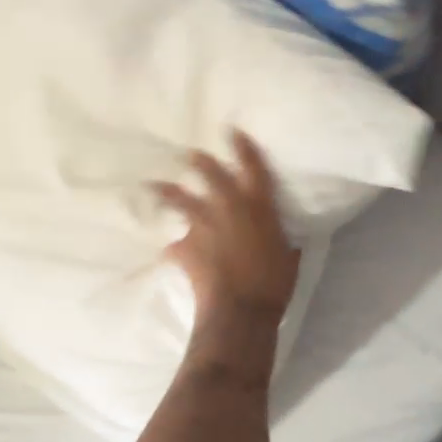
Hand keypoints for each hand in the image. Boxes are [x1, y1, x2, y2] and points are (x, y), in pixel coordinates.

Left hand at [153, 130, 300, 324]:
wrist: (240, 310)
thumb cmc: (273, 284)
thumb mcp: (288, 258)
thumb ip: (284, 242)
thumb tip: (288, 242)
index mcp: (259, 206)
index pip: (252, 167)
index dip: (242, 148)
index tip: (231, 131)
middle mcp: (229, 206)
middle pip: (209, 173)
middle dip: (199, 161)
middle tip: (189, 154)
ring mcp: (202, 224)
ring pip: (178, 199)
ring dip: (165, 191)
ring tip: (152, 186)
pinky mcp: (184, 246)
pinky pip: (174, 244)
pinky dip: (173, 248)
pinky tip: (168, 251)